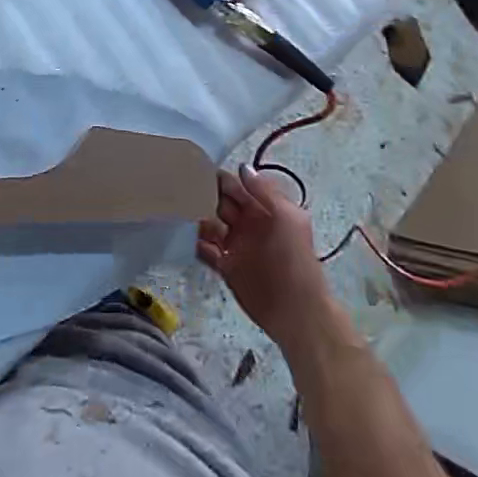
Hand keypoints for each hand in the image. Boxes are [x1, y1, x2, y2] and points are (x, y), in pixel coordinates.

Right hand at [196, 167, 332, 340]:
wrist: (296, 309)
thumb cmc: (294, 258)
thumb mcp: (286, 218)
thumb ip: (265, 192)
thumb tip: (242, 168)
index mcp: (265, 209)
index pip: (239, 187)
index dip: (222, 179)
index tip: (199, 169)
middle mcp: (248, 224)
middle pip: (221, 204)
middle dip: (205, 196)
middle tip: (182, 190)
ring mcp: (236, 246)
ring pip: (211, 226)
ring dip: (198, 220)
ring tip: (181, 214)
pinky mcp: (226, 267)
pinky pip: (206, 251)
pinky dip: (197, 245)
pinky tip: (188, 239)